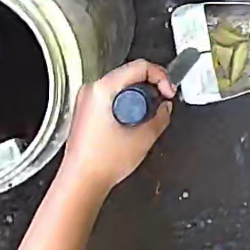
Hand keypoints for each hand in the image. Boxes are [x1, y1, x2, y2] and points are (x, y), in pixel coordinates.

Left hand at [58, 59, 177, 191]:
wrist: (80, 182)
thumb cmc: (102, 163)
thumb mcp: (144, 137)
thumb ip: (161, 116)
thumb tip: (165, 107)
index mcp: (103, 89)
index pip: (140, 66)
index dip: (161, 77)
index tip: (169, 92)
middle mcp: (92, 90)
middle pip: (130, 74)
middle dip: (151, 87)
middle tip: (163, 103)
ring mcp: (87, 100)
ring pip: (122, 86)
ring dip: (140, 97)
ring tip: (147, 117)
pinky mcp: (87, 111)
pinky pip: (113, 97)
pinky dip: (128, 104)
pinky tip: (133, 123)